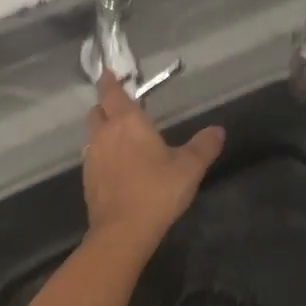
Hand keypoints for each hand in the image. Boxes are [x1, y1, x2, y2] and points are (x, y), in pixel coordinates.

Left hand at [82, 72, 225, 253]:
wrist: (123, 231)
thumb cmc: (157, 192)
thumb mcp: (189, 168)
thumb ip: (203, 147)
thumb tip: (218, 131)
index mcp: (127, 122)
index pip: (111, 92)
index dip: (110, 81)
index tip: (109, 73)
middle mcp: (104, 135)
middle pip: (97, 112)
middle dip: (106, 107)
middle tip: (121, 111)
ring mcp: (92, 159)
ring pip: (93, 136)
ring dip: (103, 134)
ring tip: (120, 142)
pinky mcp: (88, 182)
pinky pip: (93, 160)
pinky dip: (102, 158)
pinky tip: (116, 170)